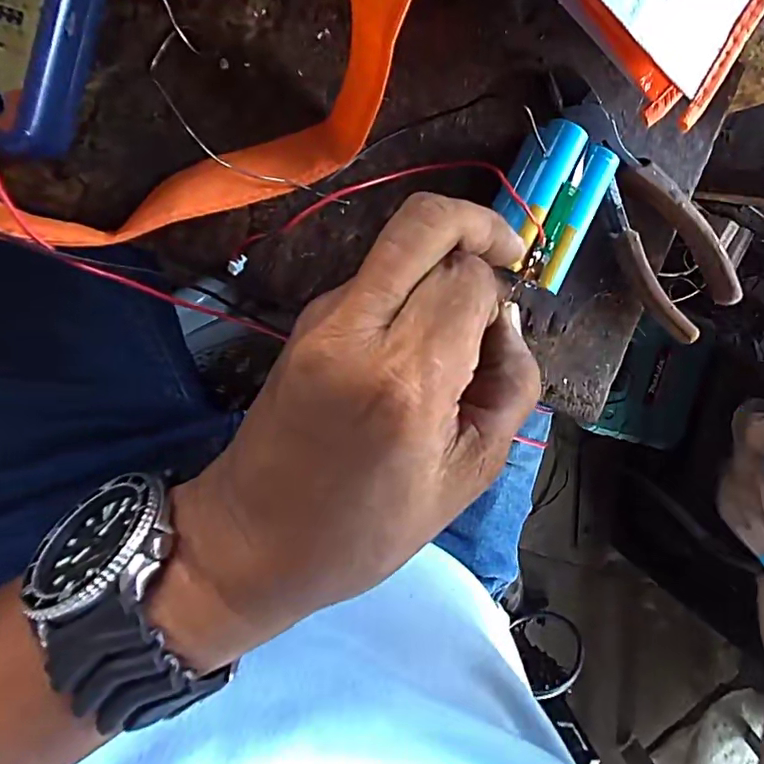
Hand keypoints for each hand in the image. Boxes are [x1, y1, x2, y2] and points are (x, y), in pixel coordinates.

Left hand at [152, 194, 541, 669]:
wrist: (250, 541)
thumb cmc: (370, 526)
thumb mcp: (471, 472)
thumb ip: (513, 385)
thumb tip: (506, 319)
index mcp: (407, 380)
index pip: (470, 279)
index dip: (499, 291)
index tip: (500, 332)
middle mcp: (360, 329)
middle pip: (428, 221)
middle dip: (480, 225)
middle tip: (507, 253)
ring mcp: (326, 316)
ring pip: (403, 239)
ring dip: (445, 256)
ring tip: (460, 315)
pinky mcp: (310, 316)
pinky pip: (380, 272)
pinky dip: (415, 282)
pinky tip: (418, 336)